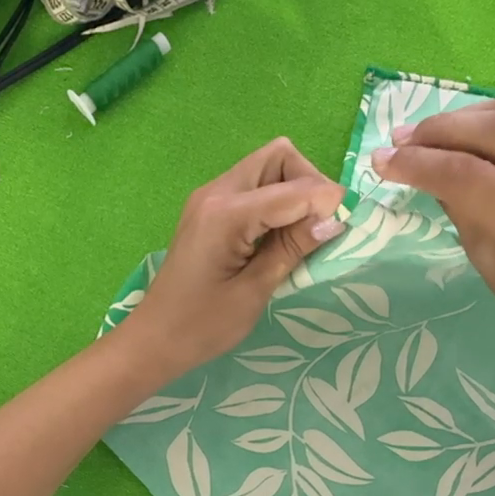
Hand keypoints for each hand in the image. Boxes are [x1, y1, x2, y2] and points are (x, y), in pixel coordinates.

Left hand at [124, 137, 345, 372]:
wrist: (155, 338)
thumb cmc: (204, 325)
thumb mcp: (255, 291)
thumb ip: (293, 248)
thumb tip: (334, 218)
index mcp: (226, 214)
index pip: (293, 188)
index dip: (325, 203)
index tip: (339, 231)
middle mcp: (216, 193)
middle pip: (279, 157)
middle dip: (308, 184)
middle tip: (316, 228)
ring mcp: (209, 198)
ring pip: (267, 168)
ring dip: (292, 192)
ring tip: (298, 236)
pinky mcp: (209, 209)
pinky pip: (252, 187)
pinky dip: (274, 202)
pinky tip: (276, 239)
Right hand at [373, 95, 494, 349]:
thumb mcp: (486, 259)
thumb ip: (459, 205)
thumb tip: (417, 163)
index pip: (472, 178)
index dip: (420, 164)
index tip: (381, 161)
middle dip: (440, 130)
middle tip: (400, 139)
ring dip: (465, 116)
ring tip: (427, 132)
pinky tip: (467, 132)